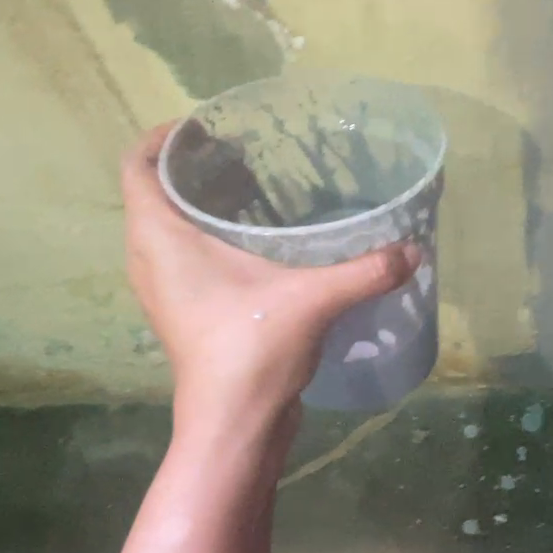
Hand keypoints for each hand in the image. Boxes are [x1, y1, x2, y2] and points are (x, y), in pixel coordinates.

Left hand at [120, 123, 421, 441]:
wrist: (234, 425)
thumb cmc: (252, 349)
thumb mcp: (314, 300)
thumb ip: (365, 271)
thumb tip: (413, 251)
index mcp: (159, 238)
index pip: (139, 165)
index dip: (165, 138)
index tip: (208, 128)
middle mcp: (151, 260)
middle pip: (158, 196)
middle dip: (197, 173)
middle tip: (248, 159)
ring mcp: (166, 294)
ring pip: (174, 233)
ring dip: (206, 212)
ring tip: (257, 200)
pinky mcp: (187, 319)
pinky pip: (190, 263)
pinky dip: (216, 247)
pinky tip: (264, 255)